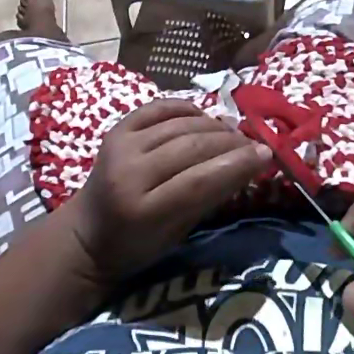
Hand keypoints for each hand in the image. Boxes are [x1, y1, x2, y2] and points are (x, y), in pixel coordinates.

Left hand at [59, 100, 271, 287]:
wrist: (87, 234)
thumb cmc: (139, 244)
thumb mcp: (179, 231)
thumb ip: (212, 195)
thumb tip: (253, 161)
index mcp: (143, 211)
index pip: (199, 180)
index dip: (238, 164)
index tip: (267, 154)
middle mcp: (128, 174)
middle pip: (192, 147)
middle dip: (232, 143)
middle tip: (255, 144)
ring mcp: (120, 147)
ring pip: (180, 125)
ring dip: (215, 126)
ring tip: (235, 133)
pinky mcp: (116, 129)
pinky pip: (160, 108)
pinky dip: (187, 109)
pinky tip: (205, 118)